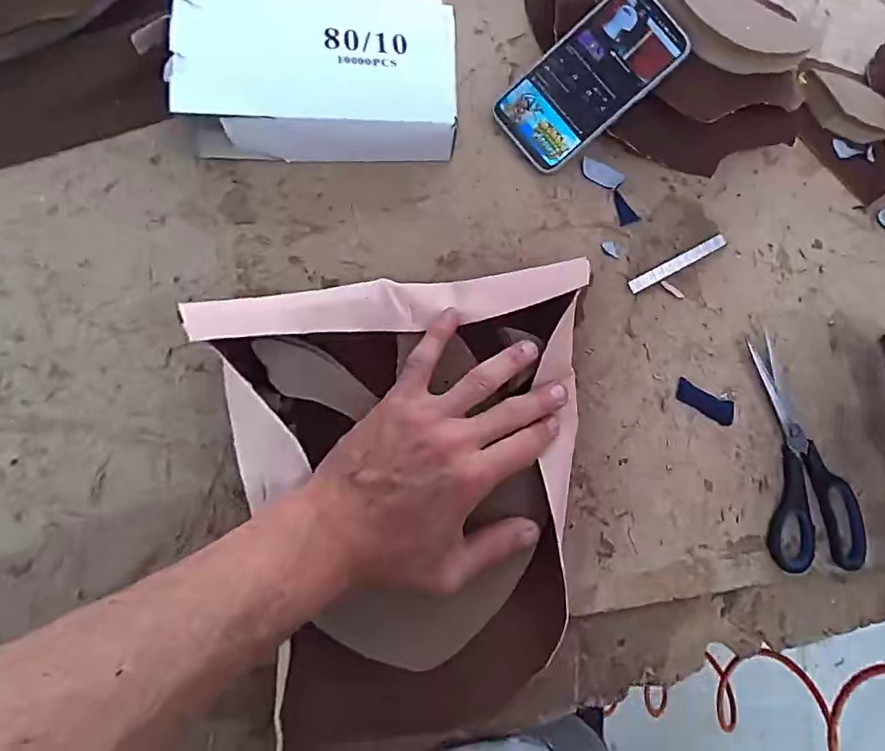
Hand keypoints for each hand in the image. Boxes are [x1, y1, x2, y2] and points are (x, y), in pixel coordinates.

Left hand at [299, 310, 565, 594]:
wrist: (324, 535)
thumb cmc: (386, 554)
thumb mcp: (446, 570)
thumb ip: (494, 549)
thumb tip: (532, 530)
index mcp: (475, 477)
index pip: (526, 445)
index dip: (546, 432)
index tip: (557, 422)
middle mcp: (459, 440)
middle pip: (513, 410)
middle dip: (541, 397)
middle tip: (559, 385)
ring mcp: (429, 416)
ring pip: (480, 380)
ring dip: (509, 362)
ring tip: (529, 348)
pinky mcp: (398, 403)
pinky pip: (421, 362)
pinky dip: (437, 336)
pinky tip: (452, 314)